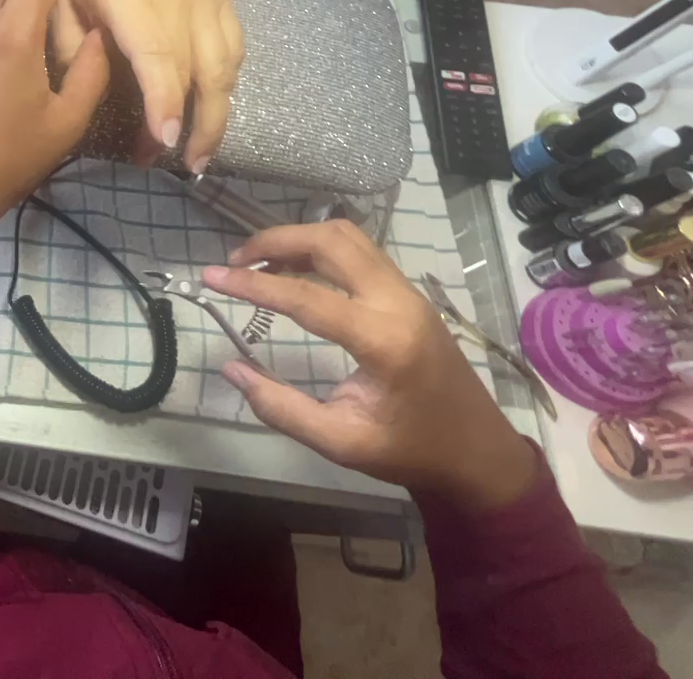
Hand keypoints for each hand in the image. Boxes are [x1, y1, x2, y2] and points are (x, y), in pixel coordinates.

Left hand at [51, 0, 242, 171]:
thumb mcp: (61, 3)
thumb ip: (72, 47)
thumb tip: (94, 90)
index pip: (156, 54)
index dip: (163, 99)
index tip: (167, 140)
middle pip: (201, 68)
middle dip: (198, 124)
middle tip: (189, 166)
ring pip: (226, 63)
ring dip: (218, 112)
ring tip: (202, 151)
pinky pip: (234, 48)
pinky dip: (226, 84)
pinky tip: (212, 109)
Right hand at [201, 222, 537, 510]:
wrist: (481, 454)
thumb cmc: (412, 451)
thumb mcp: (341, 443)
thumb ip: (281, 408)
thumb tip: (231, 369)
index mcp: (384, 342)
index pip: (305, 297)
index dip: (252, 285)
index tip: (211, 278)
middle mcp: (398, 304)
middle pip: (330, 242)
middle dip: (275, 241)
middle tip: (235, 261)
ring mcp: (408, 293)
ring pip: (347, 238)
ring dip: (298, 238)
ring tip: (259, 261)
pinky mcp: (408, 294)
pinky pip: (359, 251)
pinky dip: (319, 247)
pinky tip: (294, 268)